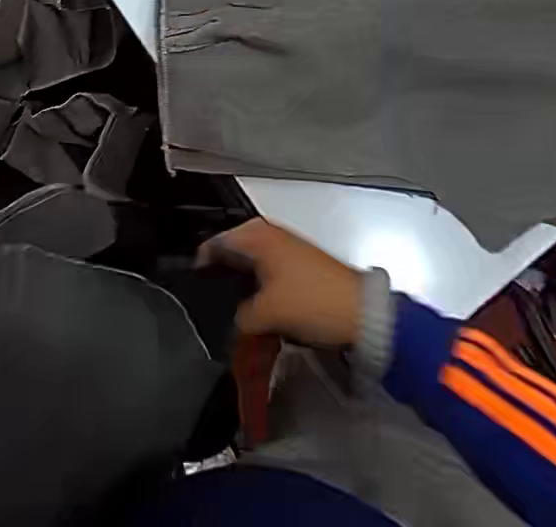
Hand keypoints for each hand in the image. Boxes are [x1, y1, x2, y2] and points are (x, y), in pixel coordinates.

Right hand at [201, 219, 362, 347]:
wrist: (360, 311)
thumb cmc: (312, 302)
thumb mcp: (266, 315)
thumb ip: (240, 318)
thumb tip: (237, 321)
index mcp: (259, 236)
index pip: (217, 242)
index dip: (202, 263)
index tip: (194, 282)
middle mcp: (272, 234)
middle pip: (235, 249)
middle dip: (223, 271)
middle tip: (212, 295)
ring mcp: (289, 246)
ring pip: (253, 261)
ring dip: (243, 280)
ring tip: (234, 305)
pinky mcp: (301, 262)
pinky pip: (269, 269)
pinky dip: (260, 284)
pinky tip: (259, 306)